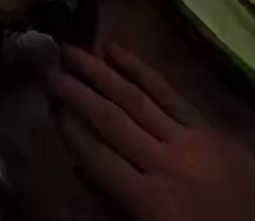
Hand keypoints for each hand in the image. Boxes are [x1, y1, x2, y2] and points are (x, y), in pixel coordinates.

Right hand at [47, 44, 254, 220]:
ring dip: (96, 71)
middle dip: (73, 91)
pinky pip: (168, 93)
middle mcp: (166, 166)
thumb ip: (122, 205)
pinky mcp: (211, 132)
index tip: (44, 102)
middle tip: (44, 66)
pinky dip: (139, 69)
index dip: (66, 126)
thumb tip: (82, 170)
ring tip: (67, 49)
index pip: (95, 155)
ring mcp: (190, 144)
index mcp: (154, 204)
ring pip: (132, 98)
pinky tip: (114, 49)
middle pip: (108, 119)